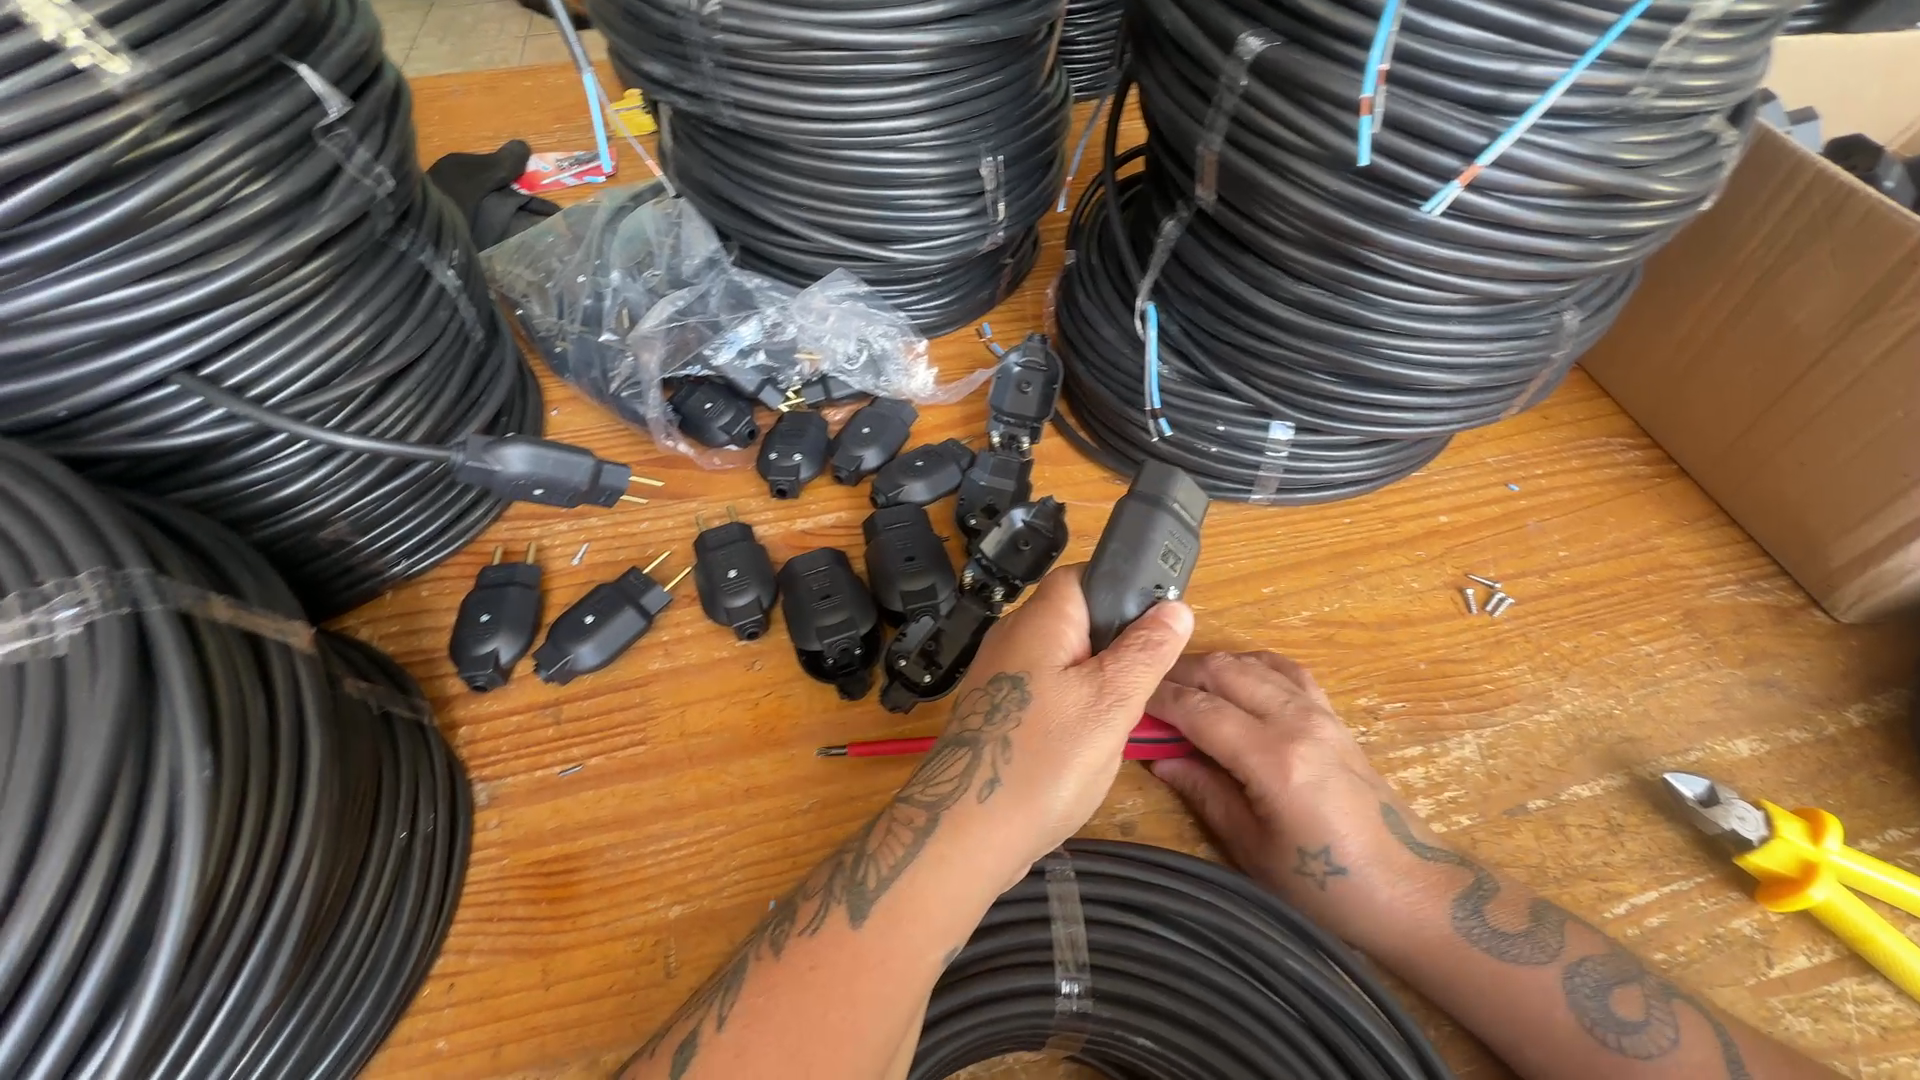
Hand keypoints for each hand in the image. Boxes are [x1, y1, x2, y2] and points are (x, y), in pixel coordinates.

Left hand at [933, 564, 1191, 877]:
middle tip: (1142, 684)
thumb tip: (1174, 609)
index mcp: (1039, 621)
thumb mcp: (1111, 702)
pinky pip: (1047, 694)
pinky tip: (1086, 744)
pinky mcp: (998, 712)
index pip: (1082, 577)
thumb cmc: (1043, 761)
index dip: (1122, 591)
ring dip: (1096, 686)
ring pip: (1064, 663)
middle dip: (1115, 649)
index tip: (1156, 626)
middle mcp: (1013, 639)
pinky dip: (1072, 711)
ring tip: (1116, 720)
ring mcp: (1001, 678)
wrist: (969, 832)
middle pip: (1076, 622)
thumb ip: (1145, 652)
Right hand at [1146, 652, 1425, 935]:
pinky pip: (1285, 670)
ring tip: (1179, 685)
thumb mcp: (1251, 848)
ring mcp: (1320, 713)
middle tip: (1144, 688)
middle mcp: (1296, 722)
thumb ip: (1204, 791)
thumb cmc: (1325, 886)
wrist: (1411, 892)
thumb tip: (1159, 757)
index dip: (1157, 698)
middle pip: (1223, 671)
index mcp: (1273, 758)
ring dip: (1210, 666)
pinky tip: (1233, 677)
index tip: (1127, 697)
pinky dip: (1251, 665)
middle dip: (1177, 672)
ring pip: (1251, 663)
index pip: (1199, 708)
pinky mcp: (1333, 716)